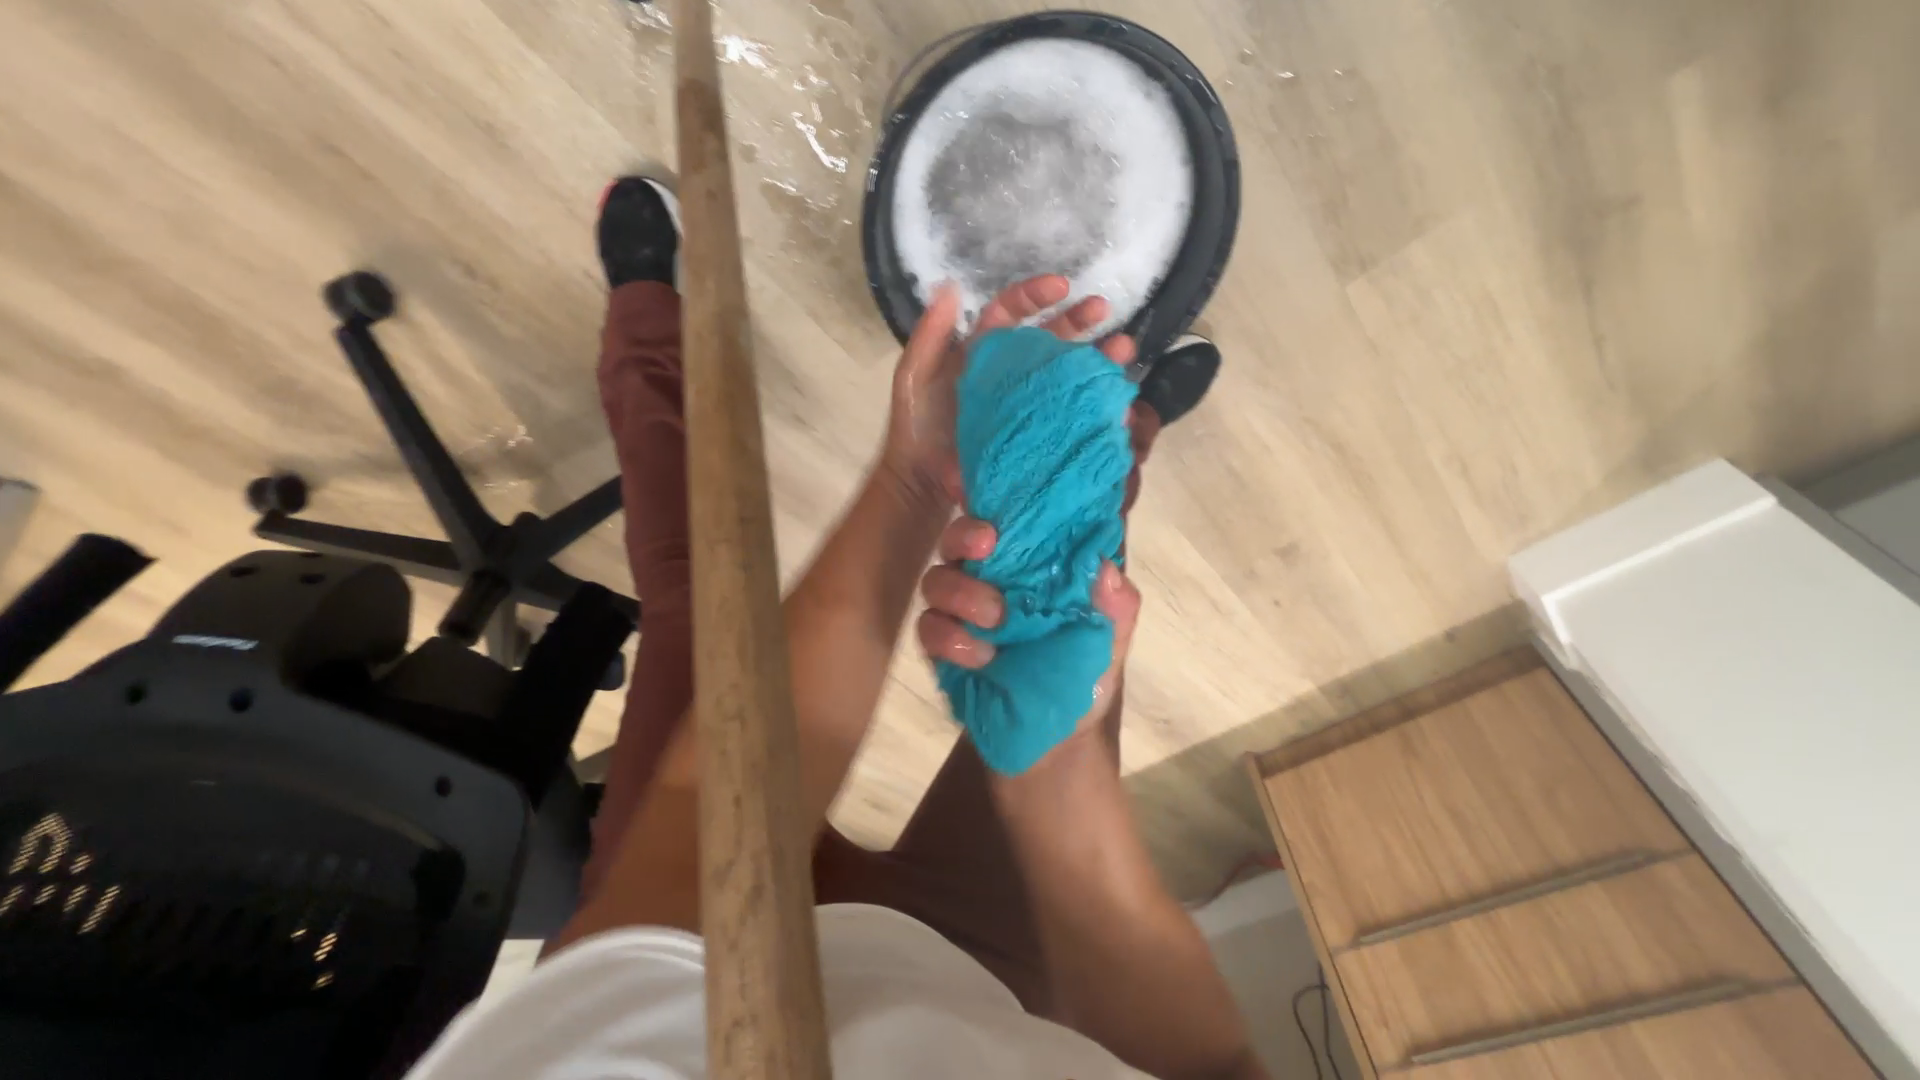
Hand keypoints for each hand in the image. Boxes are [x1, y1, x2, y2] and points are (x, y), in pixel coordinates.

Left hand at [881, 276, 1136, 502]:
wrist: (922, 483)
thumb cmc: (917, 426)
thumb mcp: (915, 376)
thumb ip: (930, 334)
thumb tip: (949, 286)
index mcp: (984, 352)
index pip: (1011, 314)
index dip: (1035, 296)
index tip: (1062, 287)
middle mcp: (1012, 372)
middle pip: (1050, 339)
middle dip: (1080, 321)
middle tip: (1106, 311)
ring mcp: (1029, 404)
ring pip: (1068, 373)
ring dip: (1097, 359)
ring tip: (1123, 353)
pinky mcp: (1039, 434)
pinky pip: (1073, 414)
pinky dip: (1096, 406)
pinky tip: (1118, 402)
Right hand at [916, 517, 1143, 735]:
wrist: (1056, 741)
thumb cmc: (1084, 676)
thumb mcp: (1109, 641)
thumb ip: (1115, 607)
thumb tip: (1106, 570)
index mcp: (1030, 564)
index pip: (1006, 517)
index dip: (987, 495)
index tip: (984, 491)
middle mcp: (990, 578)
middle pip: (958, 537)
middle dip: (965, 533)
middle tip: (987, 545)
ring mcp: (960, 611)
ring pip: (936, 578)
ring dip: (959, 590)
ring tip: (994, 618)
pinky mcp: (942, 646)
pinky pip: (928, 628)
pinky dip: (946, 636)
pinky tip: (976, 656)